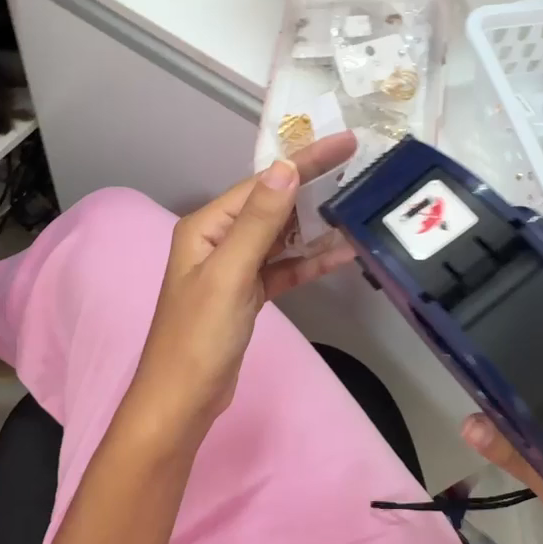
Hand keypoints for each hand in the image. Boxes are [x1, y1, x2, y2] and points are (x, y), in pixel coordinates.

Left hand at [126, 133, 359, 431]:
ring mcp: (233, 268)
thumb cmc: (199, 337)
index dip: (303, 161)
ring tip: (358, 204)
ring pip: (281, 236)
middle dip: (313, 185)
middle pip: (272, 204)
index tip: (344, 143)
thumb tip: (285, 169)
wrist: (183, 401)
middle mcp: (218, 240)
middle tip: (359, 166)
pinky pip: (284, 268)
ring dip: (316, 224)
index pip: (261, 184)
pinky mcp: (248, 294)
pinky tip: (342, 253)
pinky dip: (310, 260)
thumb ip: (258, 223)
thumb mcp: (229, 275)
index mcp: (206, 227)